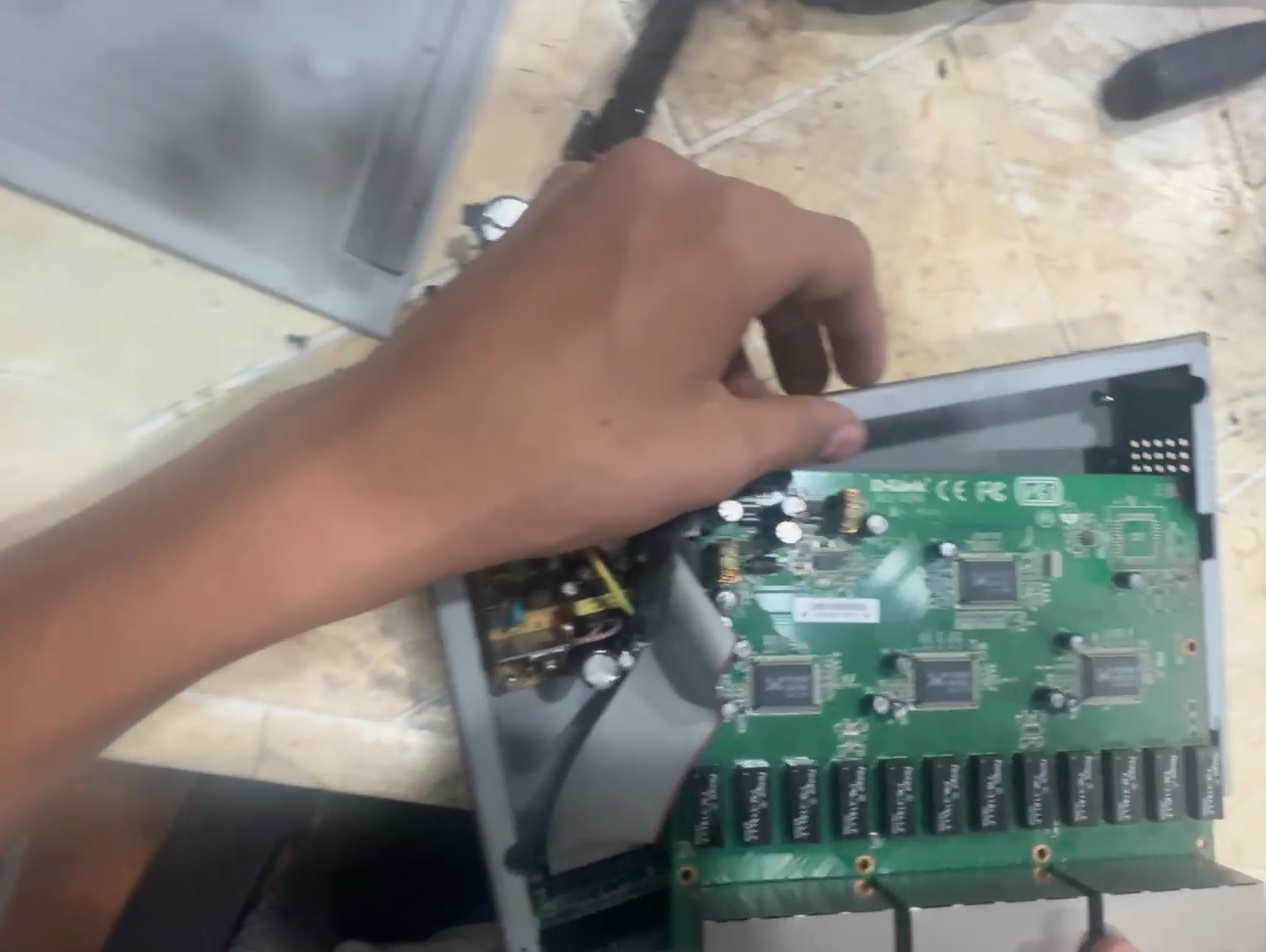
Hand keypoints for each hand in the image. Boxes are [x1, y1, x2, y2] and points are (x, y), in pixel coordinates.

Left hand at [278, 138, 885, 582]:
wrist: (403, 455)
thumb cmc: (572, 457)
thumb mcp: (703, 453)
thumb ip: (794, 430)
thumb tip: (848, 428)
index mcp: (721, 227)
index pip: (835, 255)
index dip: (862, 325)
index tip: (858, 388)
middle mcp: (661, 180)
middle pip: (766, 243)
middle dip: (795, 326)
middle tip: (797, 402)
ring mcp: (589, 191)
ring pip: (699, 245)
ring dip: (731, 318)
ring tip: (723, 401)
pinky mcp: (539, 220)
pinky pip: (638, 248)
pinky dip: (671, 300)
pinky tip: (656, 367)